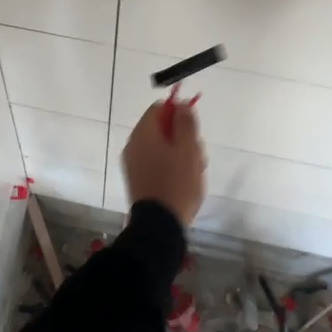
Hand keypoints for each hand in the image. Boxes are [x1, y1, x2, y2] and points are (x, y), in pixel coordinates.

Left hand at [122, 98, 206, 226]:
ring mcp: (134, 164)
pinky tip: (185, 183)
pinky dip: (171, 168)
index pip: (159, 109)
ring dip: (180, 155)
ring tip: (195, 173)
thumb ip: (185, 123)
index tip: (193, 129)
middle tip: (197, 155)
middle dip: (182, 138)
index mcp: (143, 133)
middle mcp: (134, 145)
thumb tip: (181, 105)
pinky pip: (156, 164)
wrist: (159, 226)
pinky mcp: (138, 181)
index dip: (178, 114)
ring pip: (162, 148)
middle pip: (161, 129)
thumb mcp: (187, 149)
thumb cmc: (176, 183)